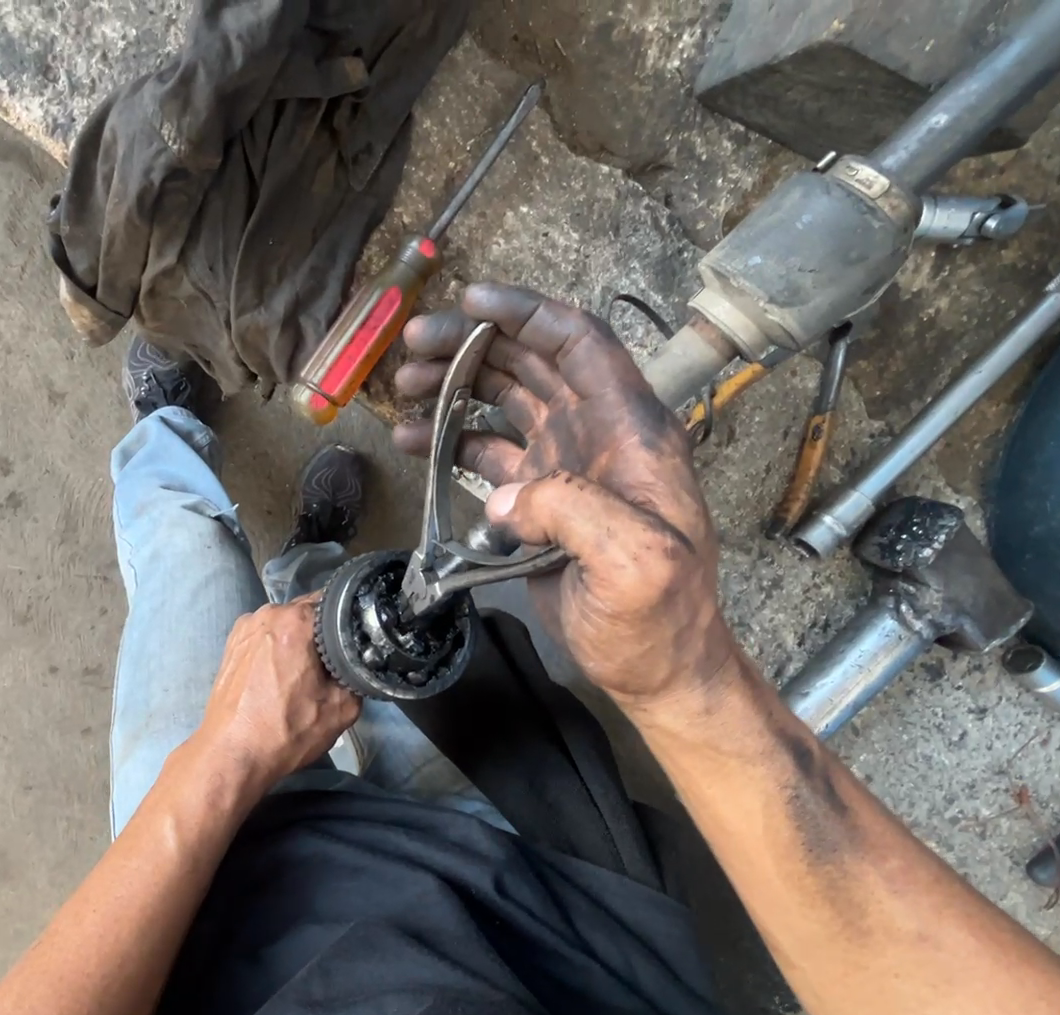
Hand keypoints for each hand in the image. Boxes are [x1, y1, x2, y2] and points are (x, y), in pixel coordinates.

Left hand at [185, 595, 360, 794]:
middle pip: (307, 611)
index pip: (335, 605)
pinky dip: (275, 648)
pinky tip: (280, 675)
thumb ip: (357, 674)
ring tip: (304, 672)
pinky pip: (264, 636)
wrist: (232, 754)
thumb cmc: (286, 731)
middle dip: (322, 632)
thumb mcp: (342, 708)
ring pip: (284, 624)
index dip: (349, 623)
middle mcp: (267, 613)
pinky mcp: (231, 643)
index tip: (356, 644)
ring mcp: (245, 626)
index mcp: (296, 621)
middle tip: (332, 663)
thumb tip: (357, 663)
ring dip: (297, 640)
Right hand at [393, 283, 737, 711]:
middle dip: (471, 345)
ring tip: (402, 388)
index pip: (579, 344)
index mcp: (628, 432)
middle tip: (412, 345)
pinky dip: (446, 439)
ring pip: (501, 402)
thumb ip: (575, 512)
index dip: (526, 313)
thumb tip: (504, 499)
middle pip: (529, 363)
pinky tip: (411, 439)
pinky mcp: (536, 501)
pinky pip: (484, 453)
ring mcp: (563, 466)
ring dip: (452, 387)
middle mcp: (594, 435)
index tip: (469, 303)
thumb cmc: (658, 617)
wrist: (653, 667)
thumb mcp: (635, 562)